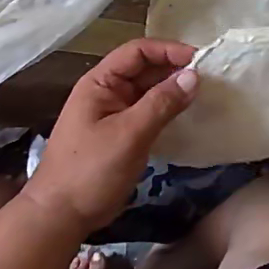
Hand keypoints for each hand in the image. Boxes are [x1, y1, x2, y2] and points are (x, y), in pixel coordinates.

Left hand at [21, 39, 198, 234]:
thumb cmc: (90, 171)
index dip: (168, 50)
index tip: (199, 59)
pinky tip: (187, 114)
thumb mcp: (129, 135)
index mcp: (100, 83)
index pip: (137, 51)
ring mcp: (114, 114)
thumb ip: (162, 103)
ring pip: (149, 90)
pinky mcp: (122, 134)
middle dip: (174, 68)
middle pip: (144, 68)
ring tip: (203, 93)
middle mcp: (107, 92)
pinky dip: (168, 108)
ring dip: (173, 89)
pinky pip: (149, 111)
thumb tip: (194, 76)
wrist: (59, 218)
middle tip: (209, 77)